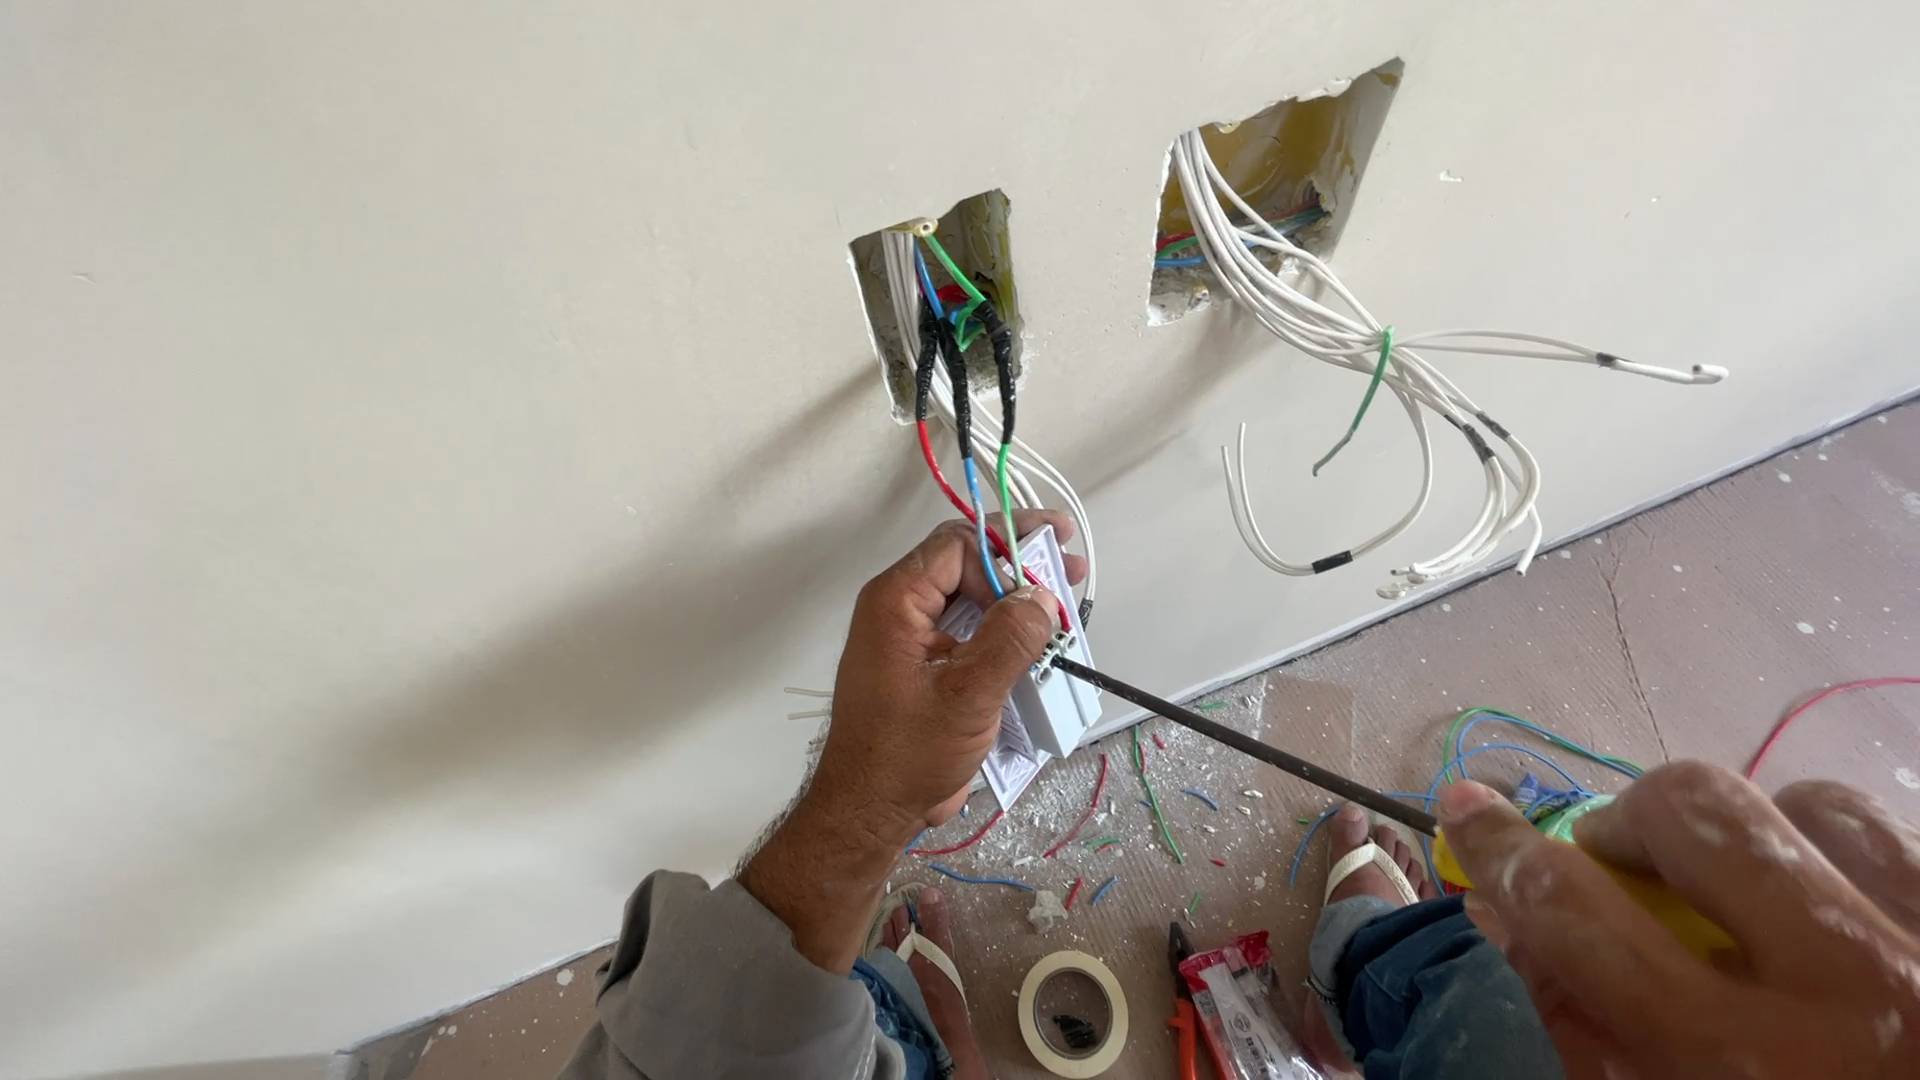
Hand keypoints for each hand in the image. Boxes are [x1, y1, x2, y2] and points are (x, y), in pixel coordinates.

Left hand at [811, 507, 1080, 834]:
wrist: (872, 809)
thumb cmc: (908, 752)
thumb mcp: (967, 695)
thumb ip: (1009, 640)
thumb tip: (1041, 597)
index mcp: (896, 601)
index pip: (956, 546)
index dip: (1007, 543)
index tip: (1052, 553)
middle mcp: (900, 609)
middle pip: (964, 564)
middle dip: (1018, 562)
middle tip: (1068, 562)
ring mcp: (913, 638)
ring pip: (970, 597)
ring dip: (1015, 595)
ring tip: (1063, 596)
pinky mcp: (927, 664)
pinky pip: (969, 630)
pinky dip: (1004, 628)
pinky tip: (1038, 637)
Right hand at [1440, 762, 1919, 1078]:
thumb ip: (1574, 1021)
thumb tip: (1500, 910)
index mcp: (1745, 1066)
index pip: (1569, 906)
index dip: (1497, 845)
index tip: (1466, 806)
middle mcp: (1862, 998)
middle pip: (1694, 808)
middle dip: (1637, 825)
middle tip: (1634, 873)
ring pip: (1820, 806)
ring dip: (1764, 845)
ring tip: (1767, 908)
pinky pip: (1915, 847)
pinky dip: (1863, 873)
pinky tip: (1863, 934)